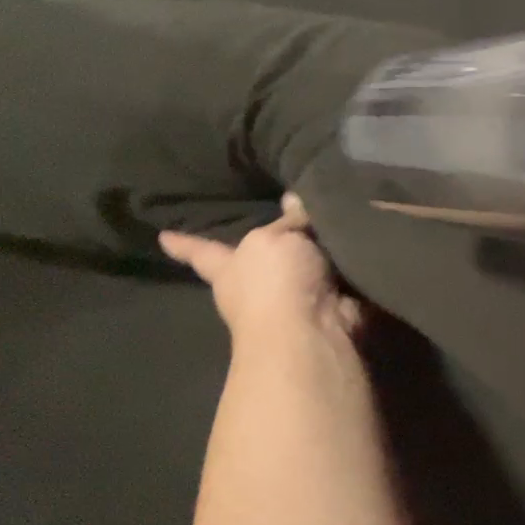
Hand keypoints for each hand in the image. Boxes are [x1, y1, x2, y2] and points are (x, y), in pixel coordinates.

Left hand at [161, 194, 362, 344]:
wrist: (312, 326)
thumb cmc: (274, 283)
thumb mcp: (271, 240)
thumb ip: (285, 220)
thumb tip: (294, 198)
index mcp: (228, 267)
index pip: (202, 251)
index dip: (185, 243)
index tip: (162, 236)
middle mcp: (255, 281)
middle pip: (255, 254)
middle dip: (263, 239)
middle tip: (273, 206)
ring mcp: (293, 292)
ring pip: (304, 258)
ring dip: (318, 243)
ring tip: (332, 213)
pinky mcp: (330, 298)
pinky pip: (342, 266)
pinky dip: (352, 255)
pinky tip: (362, 236)